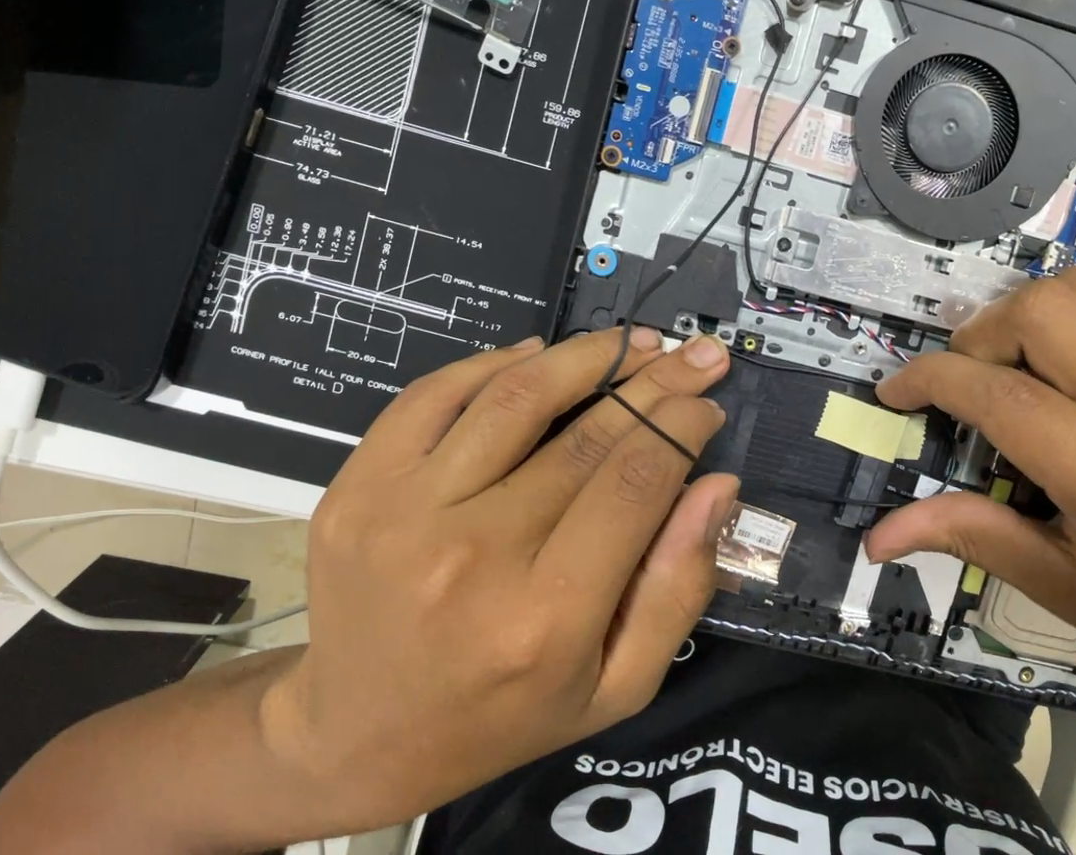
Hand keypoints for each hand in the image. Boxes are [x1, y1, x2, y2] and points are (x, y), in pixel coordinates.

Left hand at [261, 328, 737, 829]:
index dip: (683, 426)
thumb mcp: (616, 687)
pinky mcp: (359, 487)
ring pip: (516, 396)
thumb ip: (678, 588)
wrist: (358, 733)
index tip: (708, 406)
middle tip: (694, 356)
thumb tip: (718, 486)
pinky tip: (540, 353)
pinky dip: (493, 362)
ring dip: (586, 355)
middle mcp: (475, 554)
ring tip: (631, 342)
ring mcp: (404, 513)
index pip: (636, 480)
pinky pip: (435, 394)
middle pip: (587, 434)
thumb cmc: (501, 717)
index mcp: (548, 615)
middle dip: (656, 383)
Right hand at [865, 245, 1075, 733]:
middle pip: (1048, 314)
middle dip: (981, 335)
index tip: (894, 391)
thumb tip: (879, 534)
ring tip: (1026, 356)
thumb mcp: (1069, 592)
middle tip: (967, 381)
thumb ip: (973, 538)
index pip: (1005, 397)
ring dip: (1045, 302)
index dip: (931, 381)